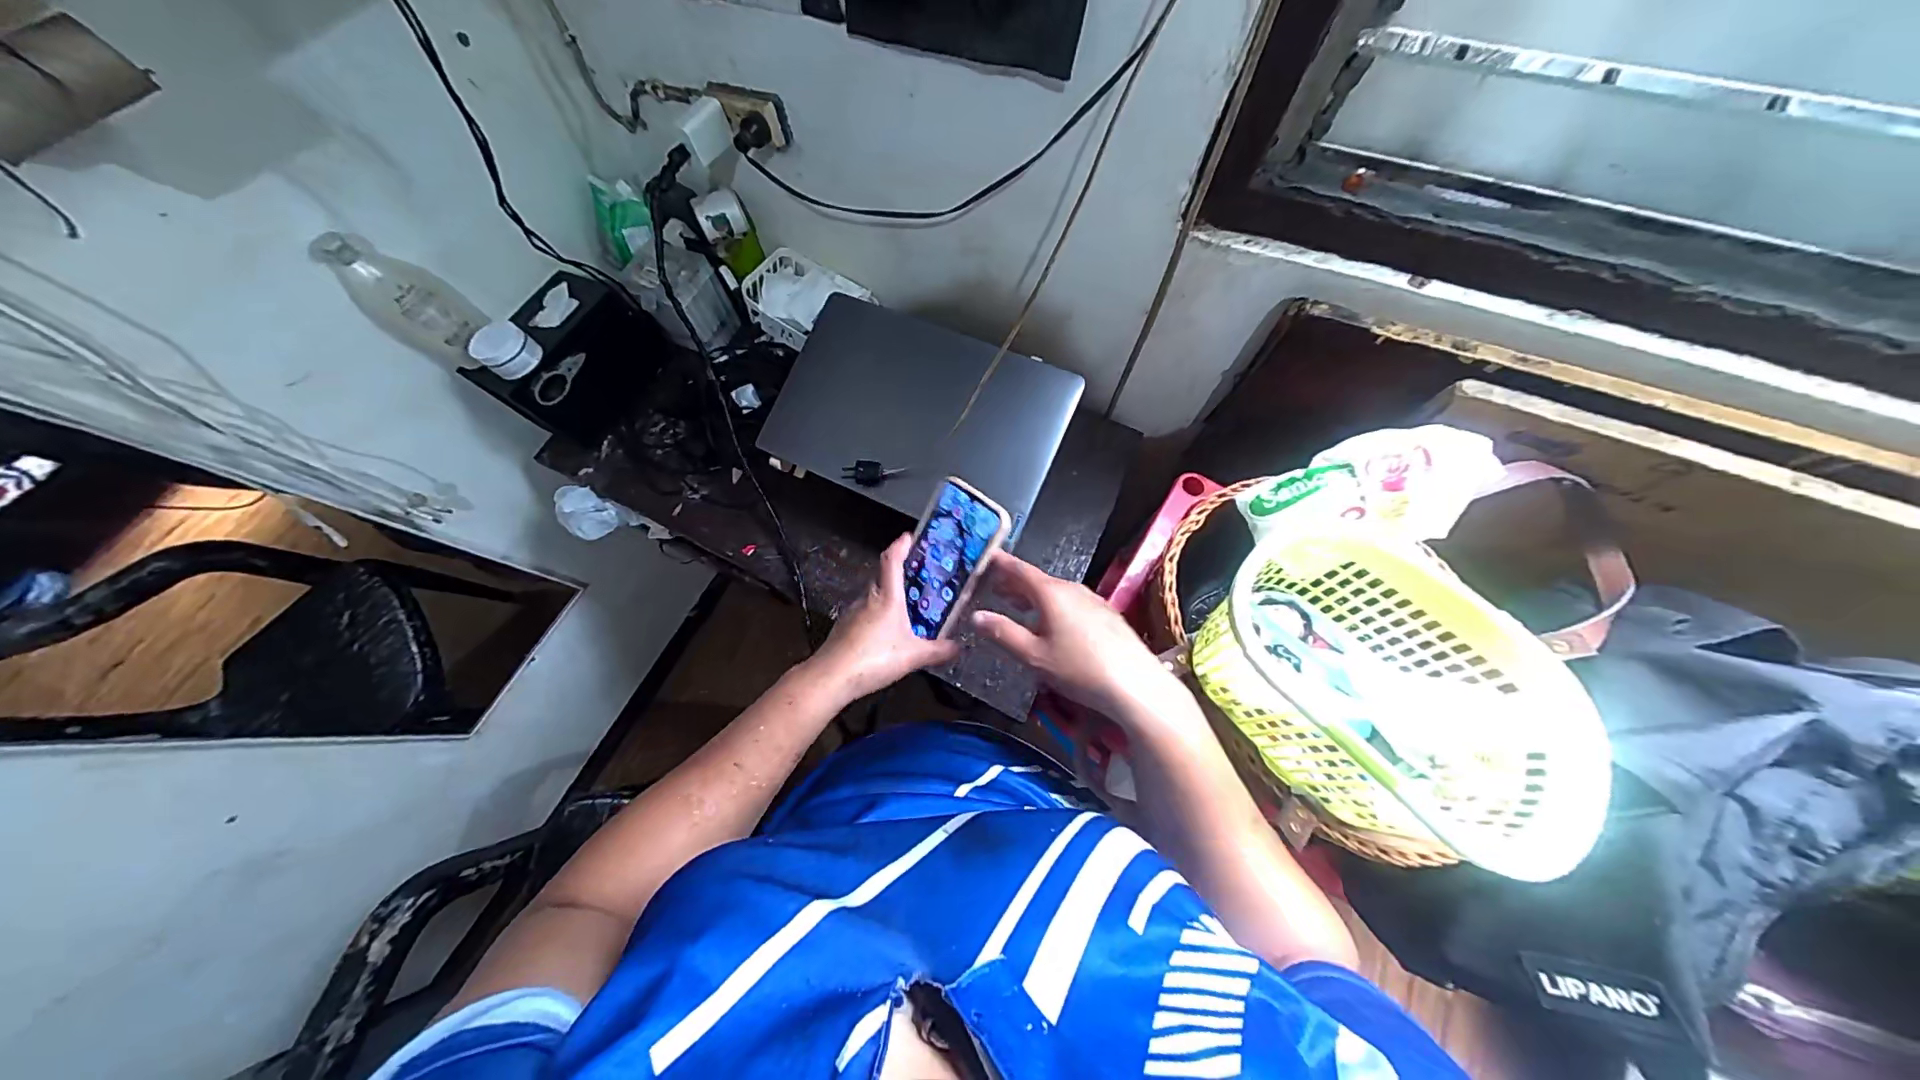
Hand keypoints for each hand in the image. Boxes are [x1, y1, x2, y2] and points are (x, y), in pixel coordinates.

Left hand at [805, 533, 961, 699]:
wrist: (830, 678)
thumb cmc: (871, 660)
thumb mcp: (913, 656)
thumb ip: (938, 651)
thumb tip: (957, 647)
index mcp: (886, 597)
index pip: (892, 560)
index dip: (901, 546)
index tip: (909, 537)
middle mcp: (868, 599)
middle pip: (883, 577)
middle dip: (899, 574)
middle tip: (917, 576)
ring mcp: (853, 613)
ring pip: (873, 597)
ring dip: (888, 597)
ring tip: (907, 608)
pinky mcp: (844, 628)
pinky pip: (865, 614)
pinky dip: (877, 617)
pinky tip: (887, 634)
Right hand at [971, 551, 1191, 723]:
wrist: (1135, 684)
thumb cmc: (1080, 669)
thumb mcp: (1034, 655)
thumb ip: (1003, 633)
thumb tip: (977, 616)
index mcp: (1051, 593)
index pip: (1019, 570)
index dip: (1000, 563)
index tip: (986, 557)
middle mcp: (1072, 590)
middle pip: (1037, 581)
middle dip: (1014, 583)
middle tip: (993, 586)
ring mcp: (1092, 601)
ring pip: (1055, 593)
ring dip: (1033, 597)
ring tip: (1016, 605)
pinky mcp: (1105, 616)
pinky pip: (1071, 604)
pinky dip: (1052, 607)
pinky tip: (1050, 624)